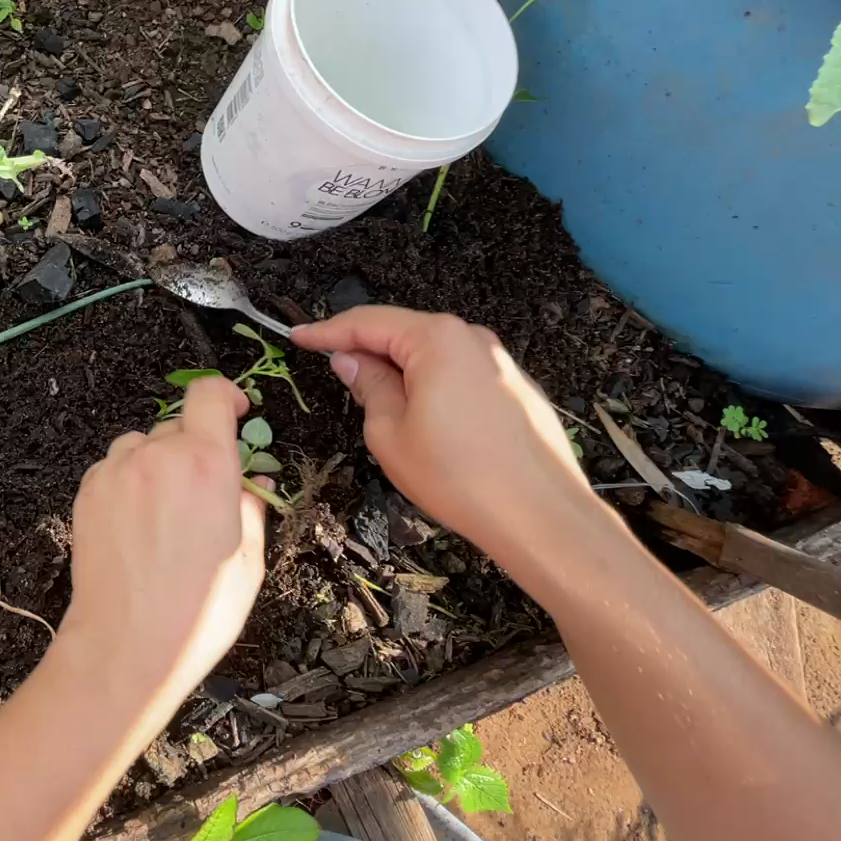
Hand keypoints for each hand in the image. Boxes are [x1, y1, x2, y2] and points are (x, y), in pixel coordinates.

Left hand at [56, 375, 265, 704]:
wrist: (127, 643)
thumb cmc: (199, 610)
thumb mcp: (248, 558)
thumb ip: (250, 506)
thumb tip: (254, 482)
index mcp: (207, 464)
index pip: (209, 395)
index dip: (224, 396)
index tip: (234, 411)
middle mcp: (158, 455)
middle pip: (178, 426)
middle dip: (194, 448)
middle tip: (200, 493)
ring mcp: (116, 470)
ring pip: (142, 444)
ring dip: (157, 462)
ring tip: (162, 511)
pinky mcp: (88, 490)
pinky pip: (113, 467)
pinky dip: (127, 480)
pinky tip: (134, 523)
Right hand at [293, 307, 611, 569]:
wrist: (542, 518)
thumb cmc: (456, 475)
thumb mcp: (389, 432)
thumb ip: (368, 386)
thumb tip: (352, 361)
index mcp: (436, 340)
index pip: (367, 322)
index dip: (326, 331)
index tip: (297, 337)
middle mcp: (471, 338)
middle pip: (402, 332)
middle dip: (365, 349)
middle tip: (334, 373)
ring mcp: (499, 361)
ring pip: (431, 353)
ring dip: (398, 369)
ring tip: (376, 401)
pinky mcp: (515, 388)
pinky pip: (458, 372)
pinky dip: (429, 383)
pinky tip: (423, 417)